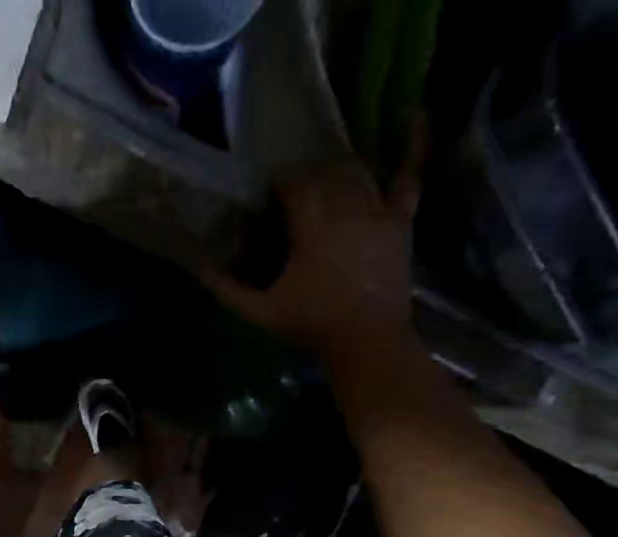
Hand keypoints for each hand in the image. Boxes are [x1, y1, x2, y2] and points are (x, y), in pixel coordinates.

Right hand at [208, 133, 421, 351]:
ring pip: (357, 172)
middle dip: (307, 175)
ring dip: (337, 167)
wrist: (367, 339)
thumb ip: (231, 291)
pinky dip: (413, 147)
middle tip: (291, 188)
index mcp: (313, 230)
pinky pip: (408, 177)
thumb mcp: (262, 312)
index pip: (296, 187)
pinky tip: (413, 116)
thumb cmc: (312, 324)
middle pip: (326, 174)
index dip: (281, 182)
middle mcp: (347, 211)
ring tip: (323, 173)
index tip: (269, 190)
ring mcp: (378, 213)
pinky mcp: (400, 220)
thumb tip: (203, 272)